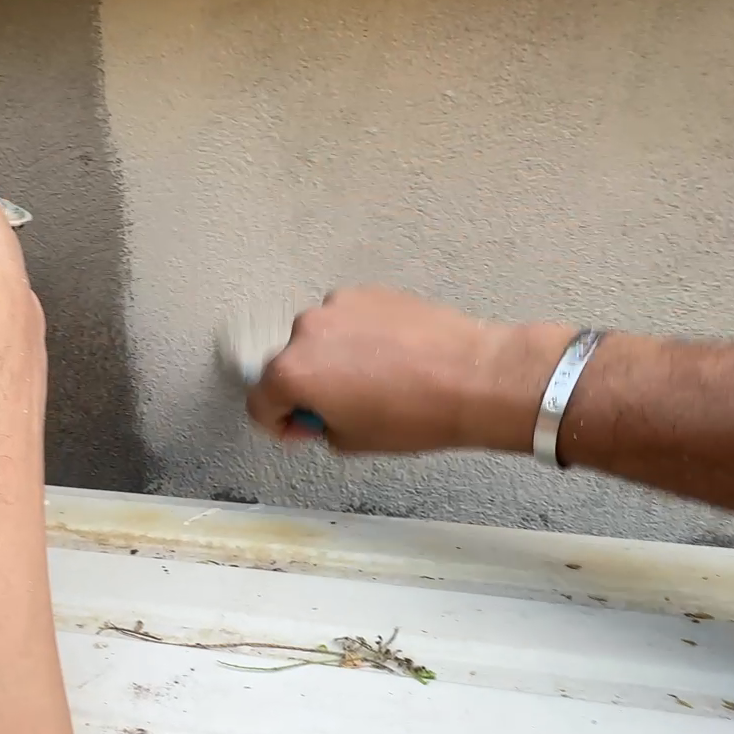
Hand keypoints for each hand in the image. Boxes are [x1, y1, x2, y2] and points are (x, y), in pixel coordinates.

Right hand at [247, 286, 574, 452]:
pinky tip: (387, 356)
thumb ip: (314, 424)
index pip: (259, 401)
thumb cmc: (415, 414)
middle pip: (287, 366)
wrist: (474, 378)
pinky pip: (346, 320)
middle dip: (306, 387)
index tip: (297, 426)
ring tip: (372, 379)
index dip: (277, 422)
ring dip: (330, 359)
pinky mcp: (366, 293)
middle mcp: (305, 333)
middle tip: (340, 407)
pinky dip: (356, 337)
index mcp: (291, 374)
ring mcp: (336, 307)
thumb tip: (311, 412)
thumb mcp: (350, 440)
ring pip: (317, 340)